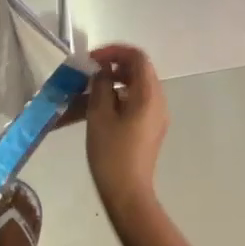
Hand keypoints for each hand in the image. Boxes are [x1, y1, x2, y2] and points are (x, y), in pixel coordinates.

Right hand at [85, 44, 167, 213]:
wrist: (128, 194)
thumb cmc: (112, 153)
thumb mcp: (99, 114)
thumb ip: (101, 85)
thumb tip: (102, 70)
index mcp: (148, 94)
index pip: (137, 57)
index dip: (114, 52)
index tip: (92, 60)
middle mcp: (157, 101)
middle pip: (138, 70)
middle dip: (112, 66)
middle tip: (88, 73)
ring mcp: (156, 116)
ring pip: (135, 87)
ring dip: (112, 83)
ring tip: (87, 91)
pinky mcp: (150, 128)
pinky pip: (135, 102)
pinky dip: (117, 98)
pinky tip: (96, 109)